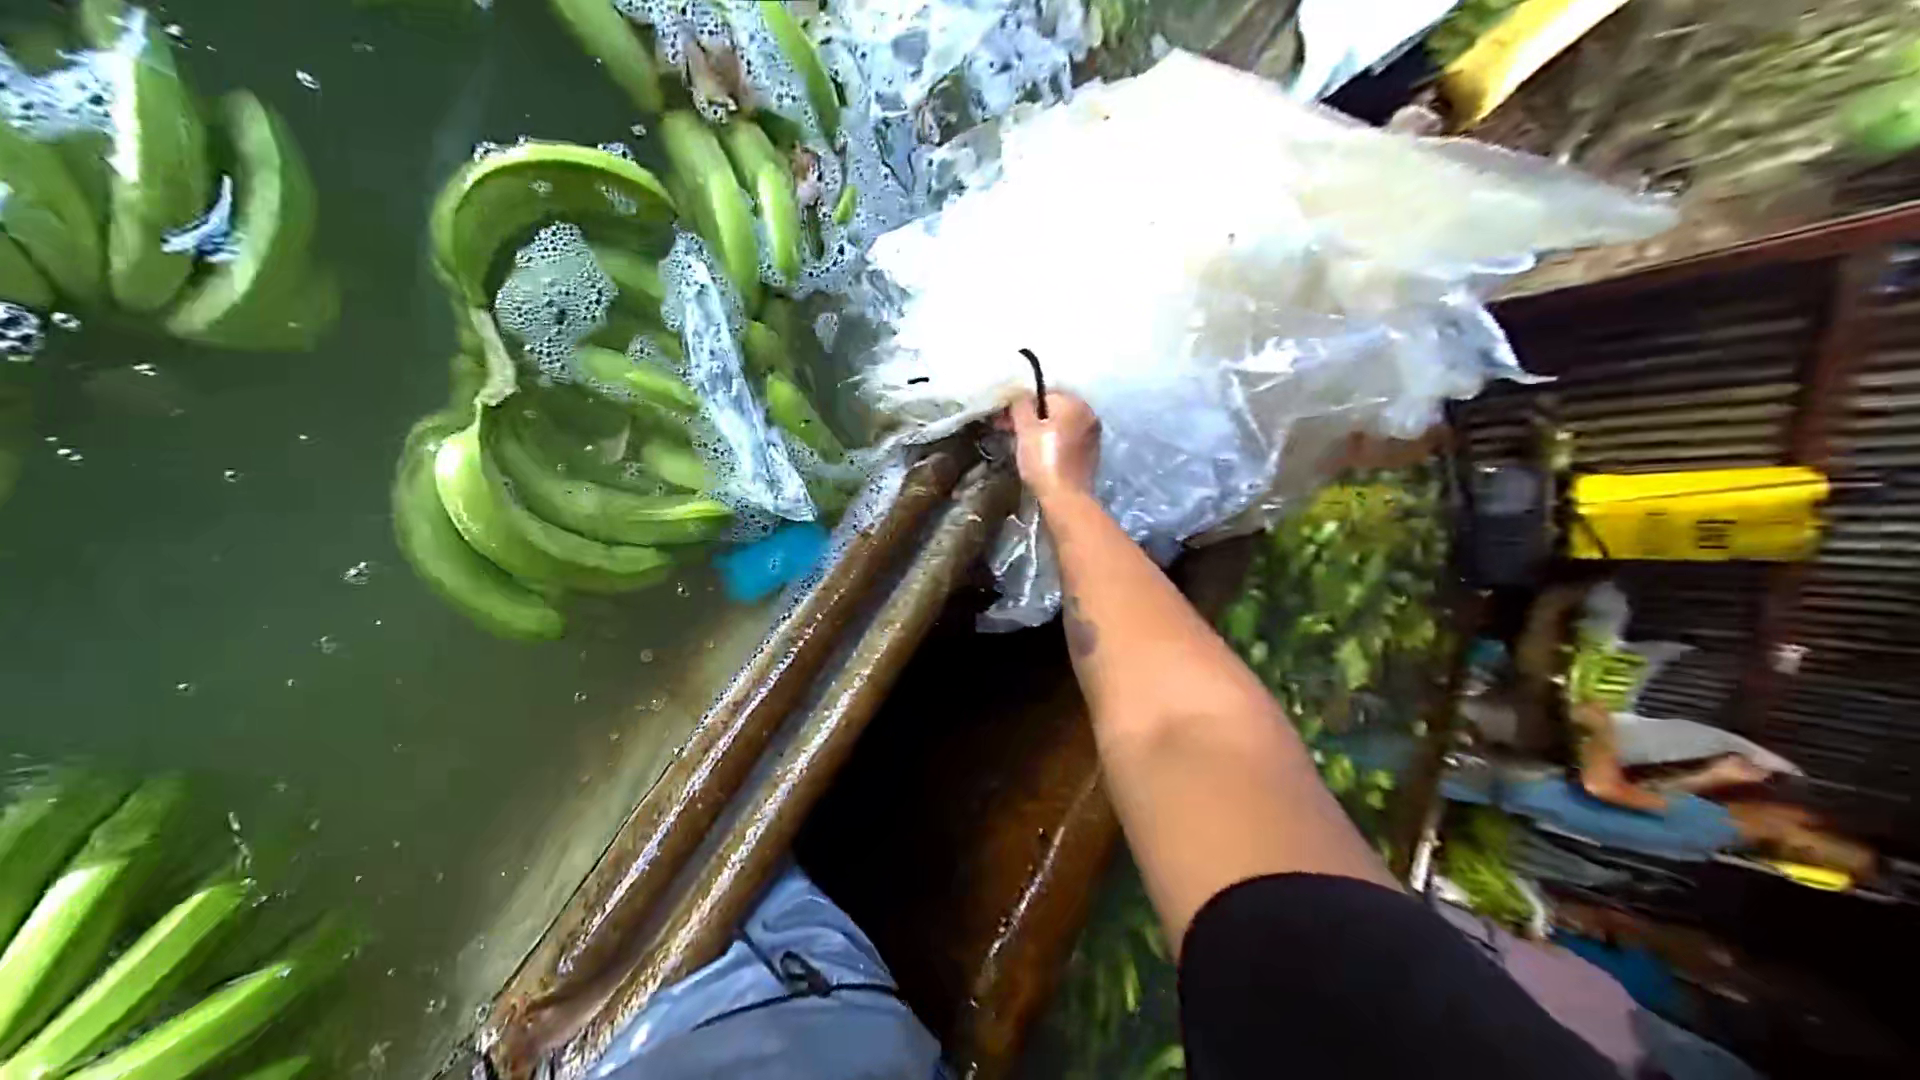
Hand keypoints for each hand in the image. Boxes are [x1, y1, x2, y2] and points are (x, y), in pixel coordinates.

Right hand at [1006, 391, 1099, 503]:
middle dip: (1030, 419)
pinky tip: (1039, 456)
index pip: (1042, 395)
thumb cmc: (1043, 461)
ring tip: (1021, 445)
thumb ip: (1020, 406)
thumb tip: (1019, 396)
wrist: (1066, 499)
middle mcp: (1088, 415)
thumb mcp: (1025, 430)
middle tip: (1008, 431)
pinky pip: (1067, 441)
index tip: (1003, 420)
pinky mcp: (1091, 455)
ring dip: (1041, 431)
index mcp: (1074, 404)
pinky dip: (1053, 444)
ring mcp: (1092, 436)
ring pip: (1060, 426)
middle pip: (1053, 410)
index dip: (1020, 406)